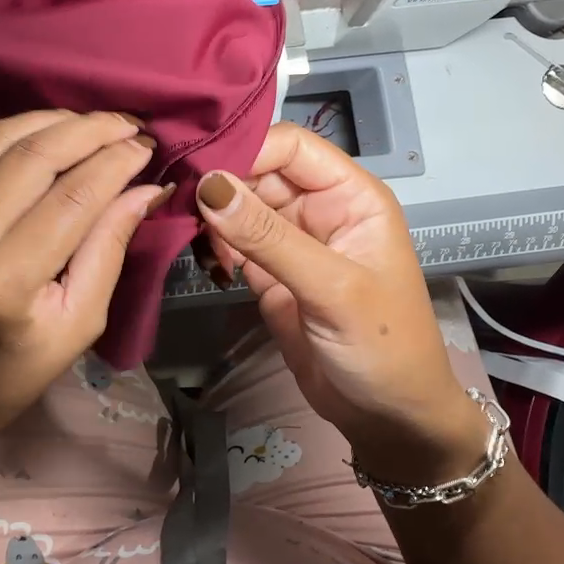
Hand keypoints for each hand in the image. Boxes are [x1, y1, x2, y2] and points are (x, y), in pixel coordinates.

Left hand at [0, 110, 167, 460]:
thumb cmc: (10, 373)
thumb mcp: (76, 325)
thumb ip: (110, 250)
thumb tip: (147, 188)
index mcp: (5, 282)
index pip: (73, 196)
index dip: (116, 161)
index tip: (147, 145)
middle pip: (33, 154)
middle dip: (90, 129)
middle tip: (128, 124)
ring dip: (51, 121)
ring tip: (92, 124)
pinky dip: (11, 133)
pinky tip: (44, 134)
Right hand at [197, 123, 484, 480]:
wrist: (388, 418)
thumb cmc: (383, 344)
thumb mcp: (331, 288)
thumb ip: (267, 236)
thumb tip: (208, 184)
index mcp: (351, 194)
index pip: (291, 146)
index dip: (248, 149)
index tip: (200, 166)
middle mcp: (319, 207)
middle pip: (259, 171)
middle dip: (220, 180)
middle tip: (175, 194)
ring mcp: (292, 240)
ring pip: (240, 205)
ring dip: (211, 213)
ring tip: (181, 224)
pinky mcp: (269, 271)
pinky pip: (232, 241)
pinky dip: (213, 244)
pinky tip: (201, 254)